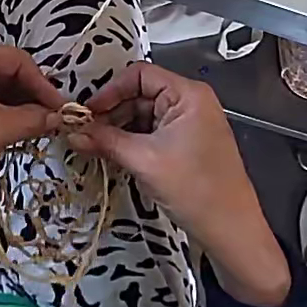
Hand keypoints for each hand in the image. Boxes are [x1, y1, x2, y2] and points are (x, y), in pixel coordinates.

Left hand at [0, 39, 65, 254]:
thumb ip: (34, 118)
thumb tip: (61, 116)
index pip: (19, 61)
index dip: (44, 86)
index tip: (63, 110)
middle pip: (8, 72)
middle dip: (30, 97)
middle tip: (53, 120)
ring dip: (17, 107)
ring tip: (37, 129)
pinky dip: (0, 112)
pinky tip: (14, 130)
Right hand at [75, 62, 291, 306]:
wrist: (232, 231)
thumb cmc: (196, 190)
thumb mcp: (144, 161)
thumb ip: (106, 141)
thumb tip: (74, 132)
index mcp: (188, 94)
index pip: (140, 75)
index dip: (110, 91)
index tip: (88, 112)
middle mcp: (190, 101)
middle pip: (140, 94)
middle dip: (112, 112)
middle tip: (85, 133)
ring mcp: (190, 123)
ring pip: (144, 115)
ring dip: (119, 129)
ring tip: (94, 146)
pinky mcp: (187, 143)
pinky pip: (152, 132)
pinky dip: (132, 141)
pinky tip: (113, 154)